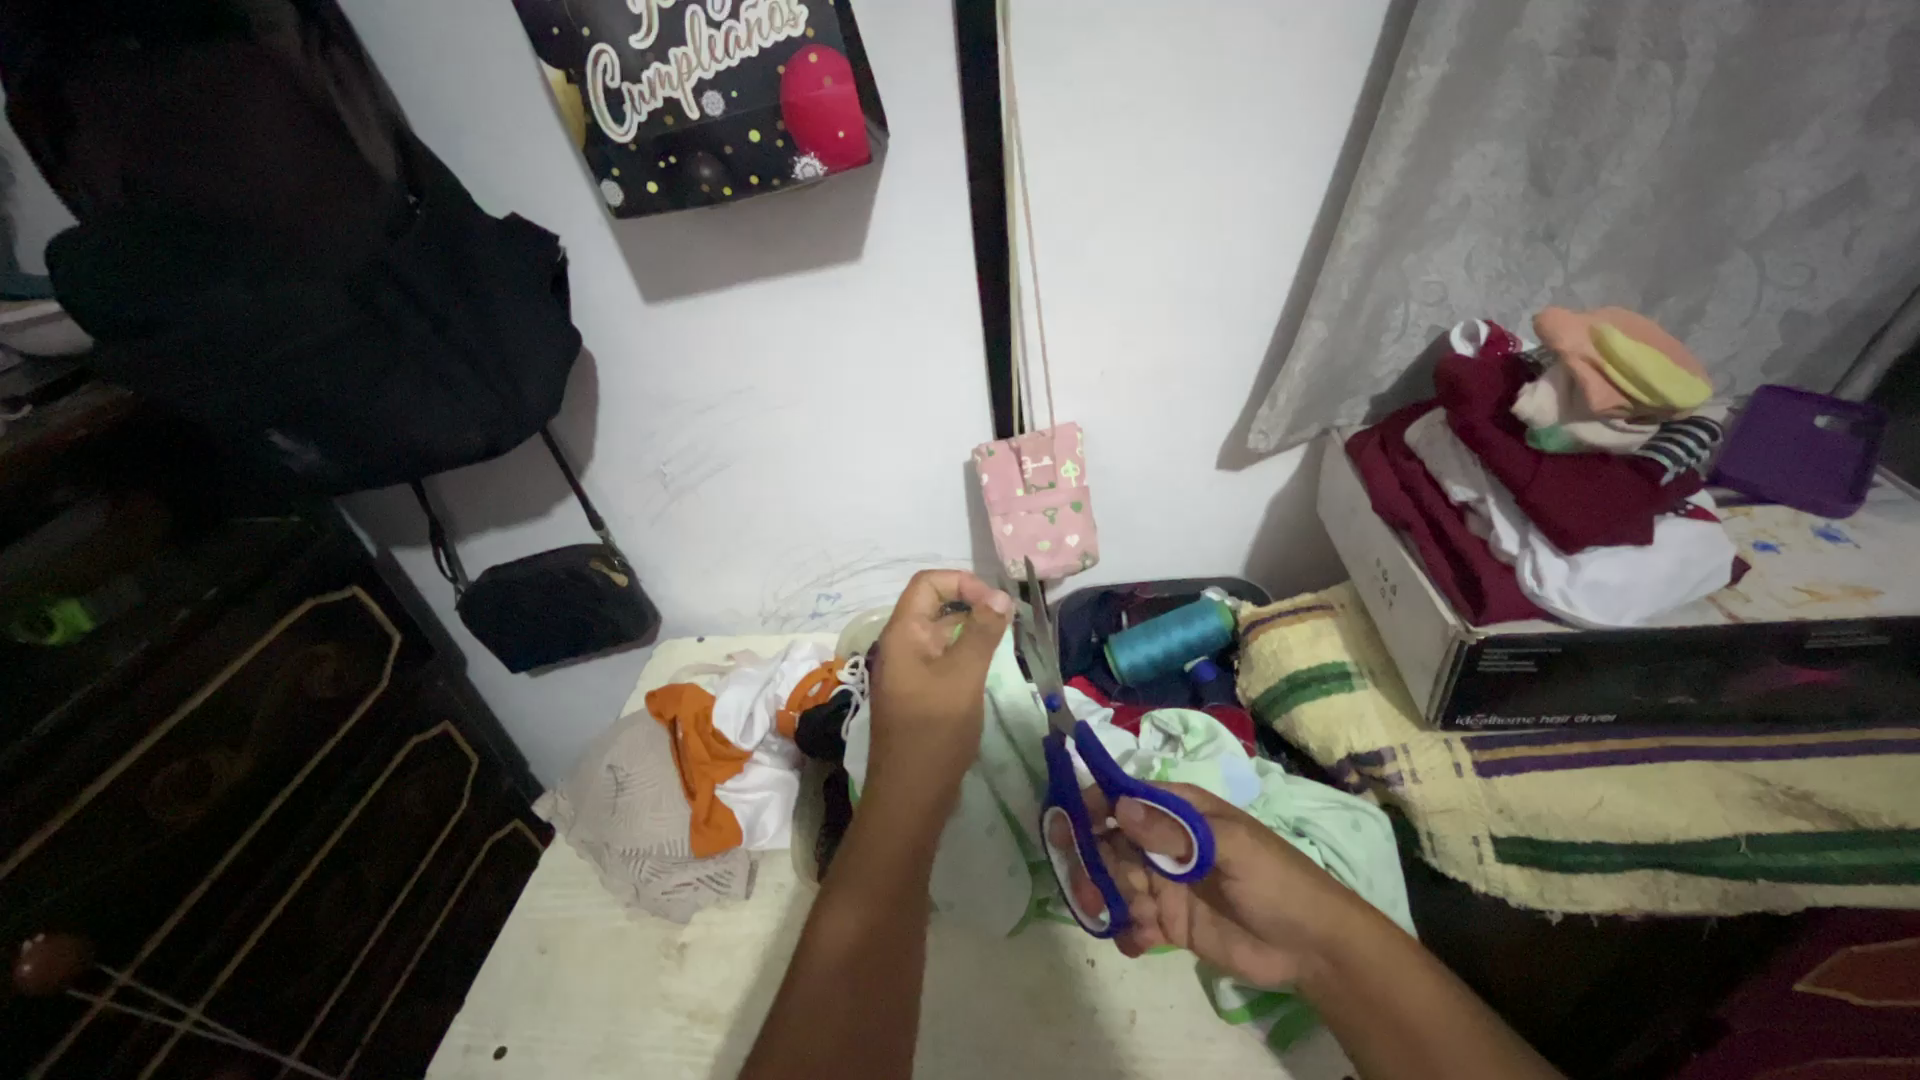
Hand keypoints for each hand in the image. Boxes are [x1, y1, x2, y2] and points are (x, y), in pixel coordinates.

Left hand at [866, 570, 1011, 800]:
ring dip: (972, 631)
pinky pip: (943, 660)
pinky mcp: (919, 694)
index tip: (996, 604)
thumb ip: (982, 633)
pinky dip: (966, 655)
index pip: (927, 583)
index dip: (962, 582)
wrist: (910, 795)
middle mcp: (901, 646)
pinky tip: (990, 668)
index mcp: (903, 634)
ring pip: (942, 635)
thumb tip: (1001, 597)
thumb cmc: (935, 731)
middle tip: (1009, 621)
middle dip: (972, 604)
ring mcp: (908, 671)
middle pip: (934, 606)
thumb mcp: (964, 676)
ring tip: (1006, 642)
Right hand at [1055, 782, 1372, 987]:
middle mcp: (1164, 842)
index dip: (1091, 806)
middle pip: (1107, 842)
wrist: (1312, 948)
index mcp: (1179, 811)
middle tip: (1088, 892)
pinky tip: (1143, 942)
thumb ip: (1174, 832)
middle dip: (1091, 864)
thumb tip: (1120, 806)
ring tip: (1126, 920)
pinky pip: (1131, 921)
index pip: (1123, 797)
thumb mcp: (1230, 848)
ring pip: (1113, 882)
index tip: (1066, 828)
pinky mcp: (1168, 921)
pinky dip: (1128, 931)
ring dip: (1106, 900)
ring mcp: (1164, 882)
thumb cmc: (1277, 880)